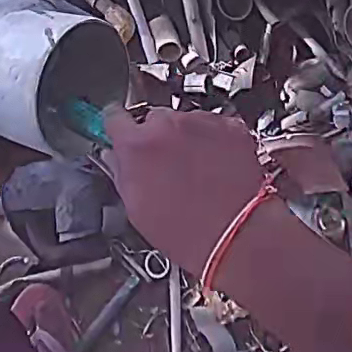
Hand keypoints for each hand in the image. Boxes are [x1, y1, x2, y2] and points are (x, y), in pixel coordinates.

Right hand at [103, 107, 266, 275]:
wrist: (237, 236)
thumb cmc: (189, 231)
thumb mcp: (136, 208)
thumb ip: (121, 173)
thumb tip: (116, 159)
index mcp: (136, 145)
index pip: (114, 116)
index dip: (118, 126)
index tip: (122, 129)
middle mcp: (166, 125)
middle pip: (152, 118)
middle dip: (156, 137)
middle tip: (167, 166)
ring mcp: (199, 122)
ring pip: (184, 121)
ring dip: (186, 138)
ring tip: (196, 173)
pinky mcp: (228, 125)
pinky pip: (213, 125)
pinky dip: (213, 139)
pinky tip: (215, 167)